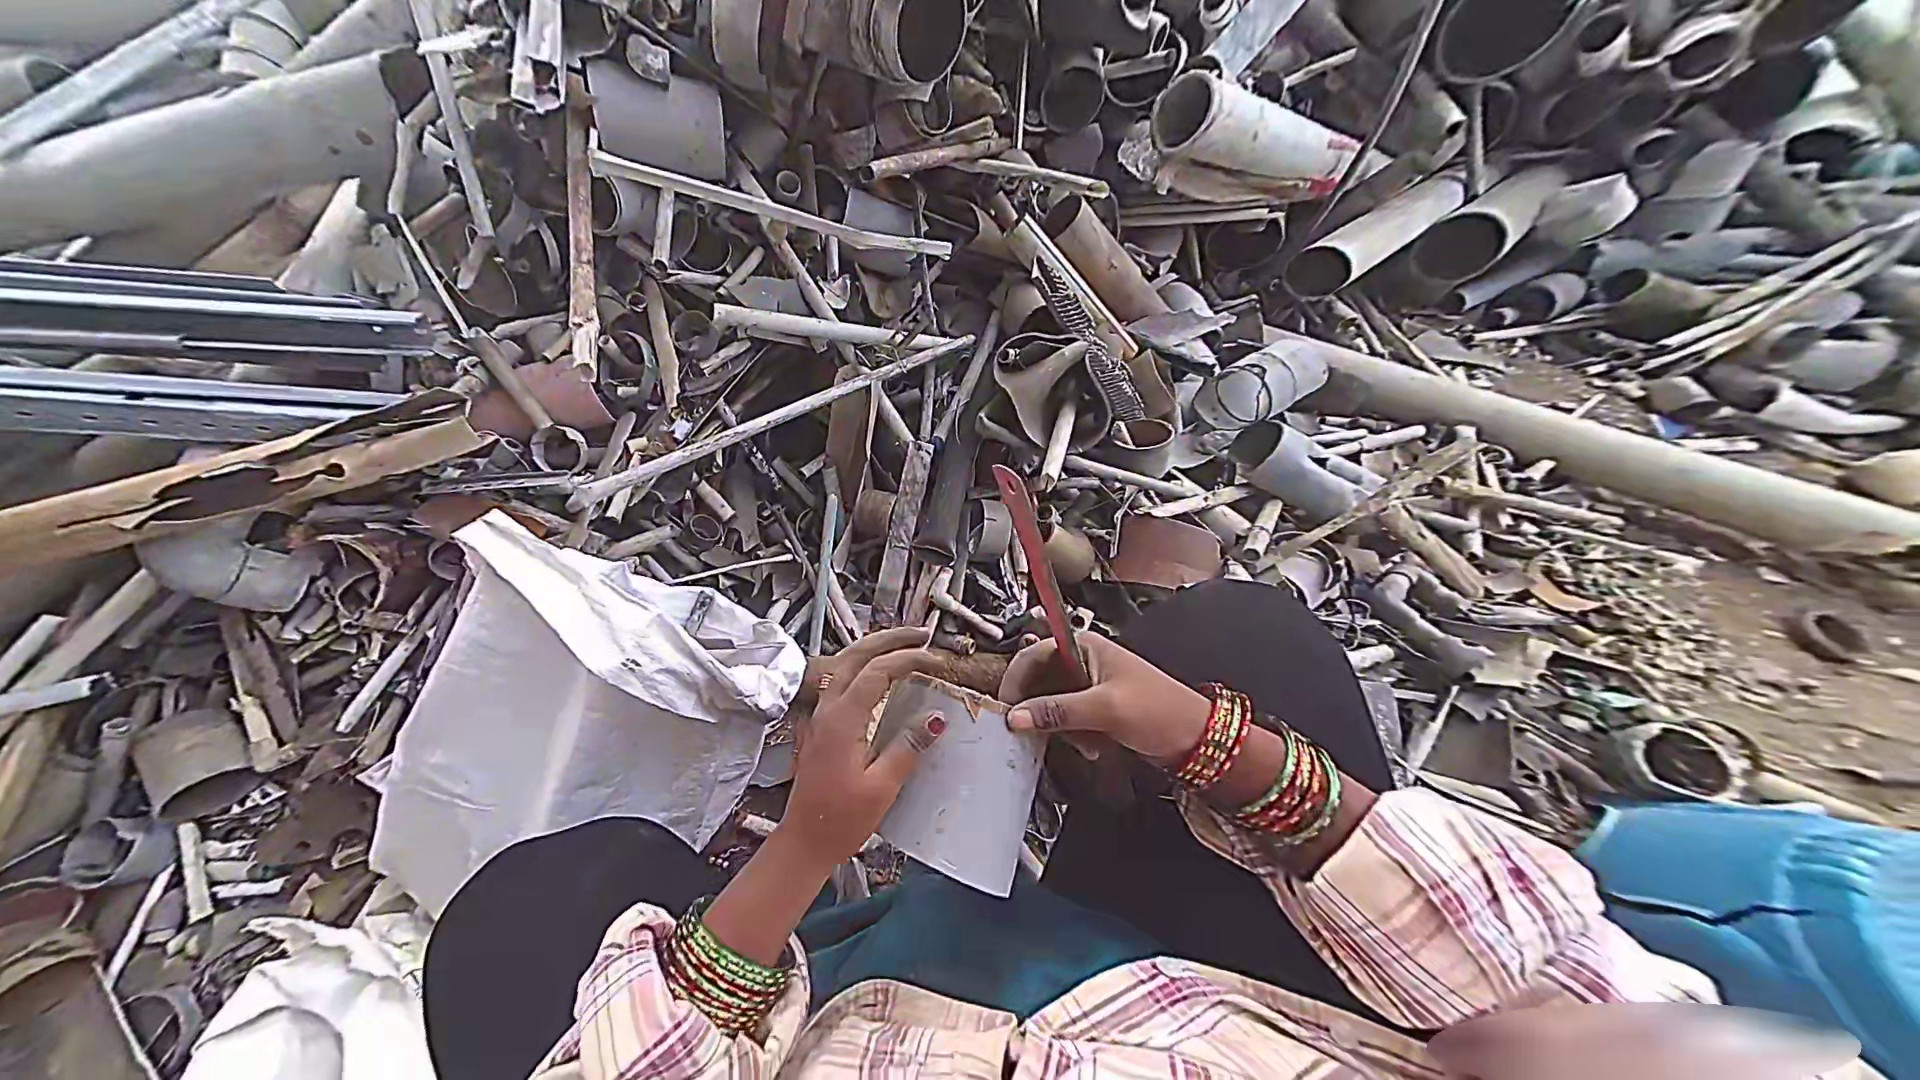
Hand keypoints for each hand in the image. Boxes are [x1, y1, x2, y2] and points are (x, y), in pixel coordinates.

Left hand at [778, 645, 946, 870]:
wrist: (803, 842)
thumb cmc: (840, 821)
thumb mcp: (881, 788)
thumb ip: (907, 748)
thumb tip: (936, 718)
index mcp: (841, 720)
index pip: (876, 672)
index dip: (908, 659)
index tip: (935, 661)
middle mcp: (826, 710)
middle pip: (854, 656)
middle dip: (889, 639)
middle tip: (922, 635)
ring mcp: (819, 716)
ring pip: (843, 664)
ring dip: (874, 649)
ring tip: (904, 644)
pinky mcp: (820, 725)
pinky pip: (839, 681)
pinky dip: (862, 666)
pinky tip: (877, 673)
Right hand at [1000, 632, 1209, 763]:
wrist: (1196, 739)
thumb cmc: (1161, 710)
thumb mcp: (1105, 708)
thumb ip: (1057, 711)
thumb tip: (1016, 716)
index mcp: (1084, 646)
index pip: (1033, 655)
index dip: (1016, 680)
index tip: (1005, 708)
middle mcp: (1081, 662)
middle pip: (1037, 682)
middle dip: (1039, 710)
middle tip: (1039, 731)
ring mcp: (1087, 687)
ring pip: (1048, 705)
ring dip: (1057, 727)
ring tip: (1080, 741)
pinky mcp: (1092, 709)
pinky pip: (1064, 721)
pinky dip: (1070, 736)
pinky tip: (1089, 746)